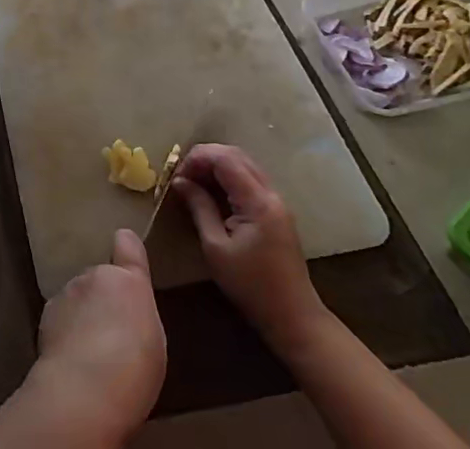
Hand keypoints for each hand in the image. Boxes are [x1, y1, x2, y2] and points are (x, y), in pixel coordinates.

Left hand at [29, 229, 166, 443]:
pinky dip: (62, 330)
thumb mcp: (152, 342)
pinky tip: (67, 358)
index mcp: (131, 282)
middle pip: (99, 281)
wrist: (85, 389)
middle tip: (108, 335)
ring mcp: (68, 292)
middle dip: (101, 299)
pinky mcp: (45, 314)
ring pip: (77, 298)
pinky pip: (59, 317)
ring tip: (85, 352)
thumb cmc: (134, 369)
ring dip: (80, 314)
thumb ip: (138, 316)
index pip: (127, 246)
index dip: (125, 247)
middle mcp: (97, 276)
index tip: (122, 244)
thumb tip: (124, 318)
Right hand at [172, 144, 328, 346]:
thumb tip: (180, 181)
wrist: (292, 314)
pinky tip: (213, 192)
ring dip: (217, 166)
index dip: (198, 158)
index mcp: (258, 200)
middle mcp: (271, 192)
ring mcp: (277, 200)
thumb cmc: (250, 286)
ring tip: (193, 182)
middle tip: (182, 175)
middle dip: (206, 158)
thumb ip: (199, 208)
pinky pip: (250, 180)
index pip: (225, 159)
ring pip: (244, 165)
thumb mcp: (216, 248)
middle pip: (236, 156)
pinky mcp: (276, 209)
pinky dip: (229, 178)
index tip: (176, 174)